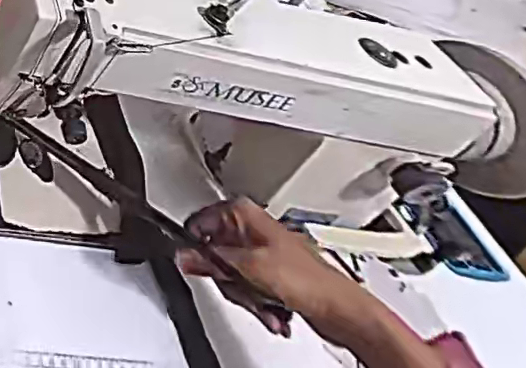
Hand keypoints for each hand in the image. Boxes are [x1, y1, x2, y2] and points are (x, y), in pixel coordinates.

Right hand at [179, 200, 406, 353]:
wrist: (342, 310)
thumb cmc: (307, 279)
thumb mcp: (248, 268)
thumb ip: (211, 260)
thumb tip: (184, 254)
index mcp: (243, 212)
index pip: (200, 223)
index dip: (198, 249)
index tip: (201, 268)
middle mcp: (250, 227)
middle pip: (215, 254)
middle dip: (230, 282)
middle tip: (245, 290)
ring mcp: (260, 251)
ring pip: (232, 276)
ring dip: (247, 298)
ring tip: (266, 306)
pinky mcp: (269, 273)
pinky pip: (249, 289)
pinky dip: (259, 305)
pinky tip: (274, 312)